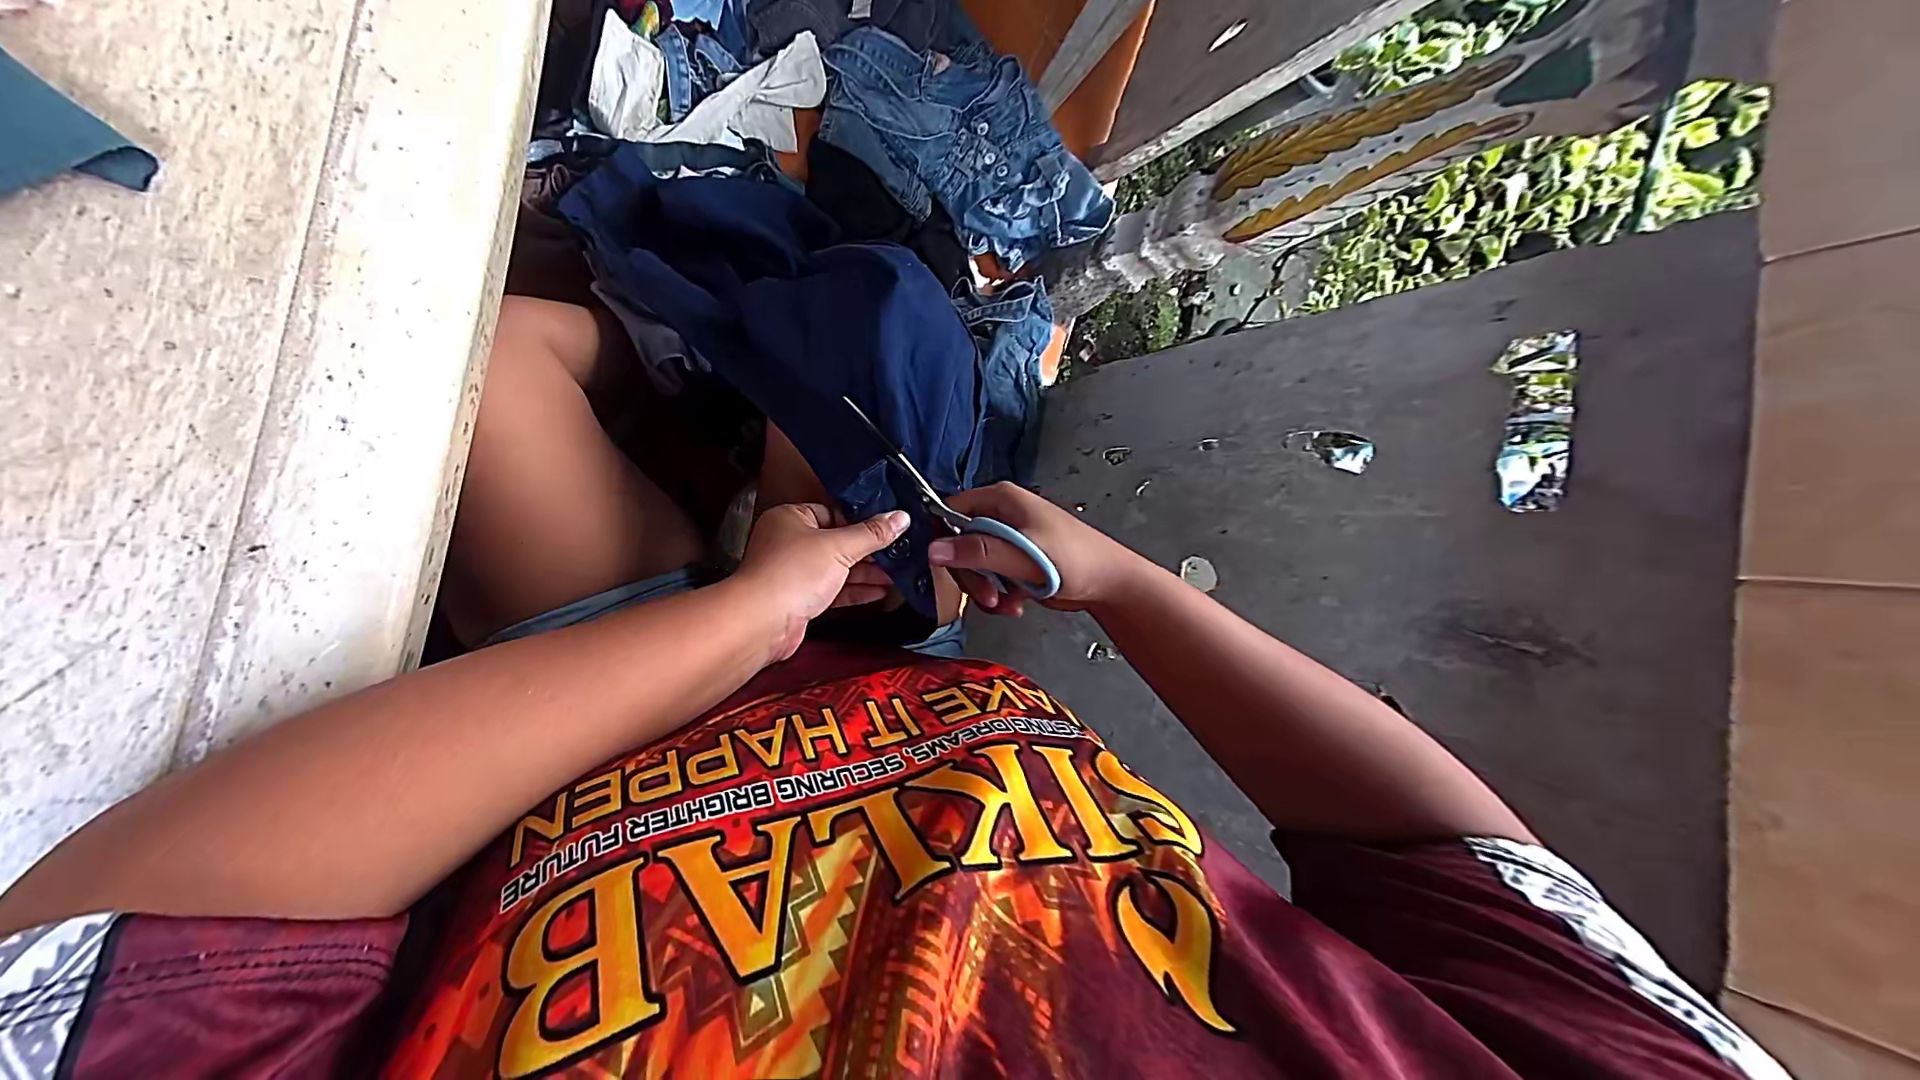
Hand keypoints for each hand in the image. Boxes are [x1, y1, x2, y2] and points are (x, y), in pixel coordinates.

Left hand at [731, 504, 907, 660]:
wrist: (762, 622)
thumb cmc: (786, 576)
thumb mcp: (839, 547)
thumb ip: (872, 533)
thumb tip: (898, 518)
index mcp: (791, 518)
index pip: (833, 512)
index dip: (861, 521)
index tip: (887, 526)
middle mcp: (789, 542)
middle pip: (837, 542)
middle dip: (868, 551)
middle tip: (895, 552)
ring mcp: (794, 572)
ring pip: (837, 568)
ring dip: (865, 573)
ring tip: (893, 574)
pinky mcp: (800, 599)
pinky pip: (833, 590)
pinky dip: (855, 591)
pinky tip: (877, 592)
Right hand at [927, 483, 1148, 615]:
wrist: (1110, 584)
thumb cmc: (1076, 561)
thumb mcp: (1021, 555)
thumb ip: (977, 552)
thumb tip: (934, 550)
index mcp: (1001, 500)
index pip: (950, 511)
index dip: (943, 539)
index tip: (947, 566)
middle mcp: (1002, 516)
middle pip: (959, 543)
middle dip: (970, 575)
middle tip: (986, 595)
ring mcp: (1009, 540)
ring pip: (974, 565)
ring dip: (984, 590)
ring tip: (1004, 603)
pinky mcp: (1016, 562)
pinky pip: (991, 578)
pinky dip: (998, 595)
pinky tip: (1015, 604)